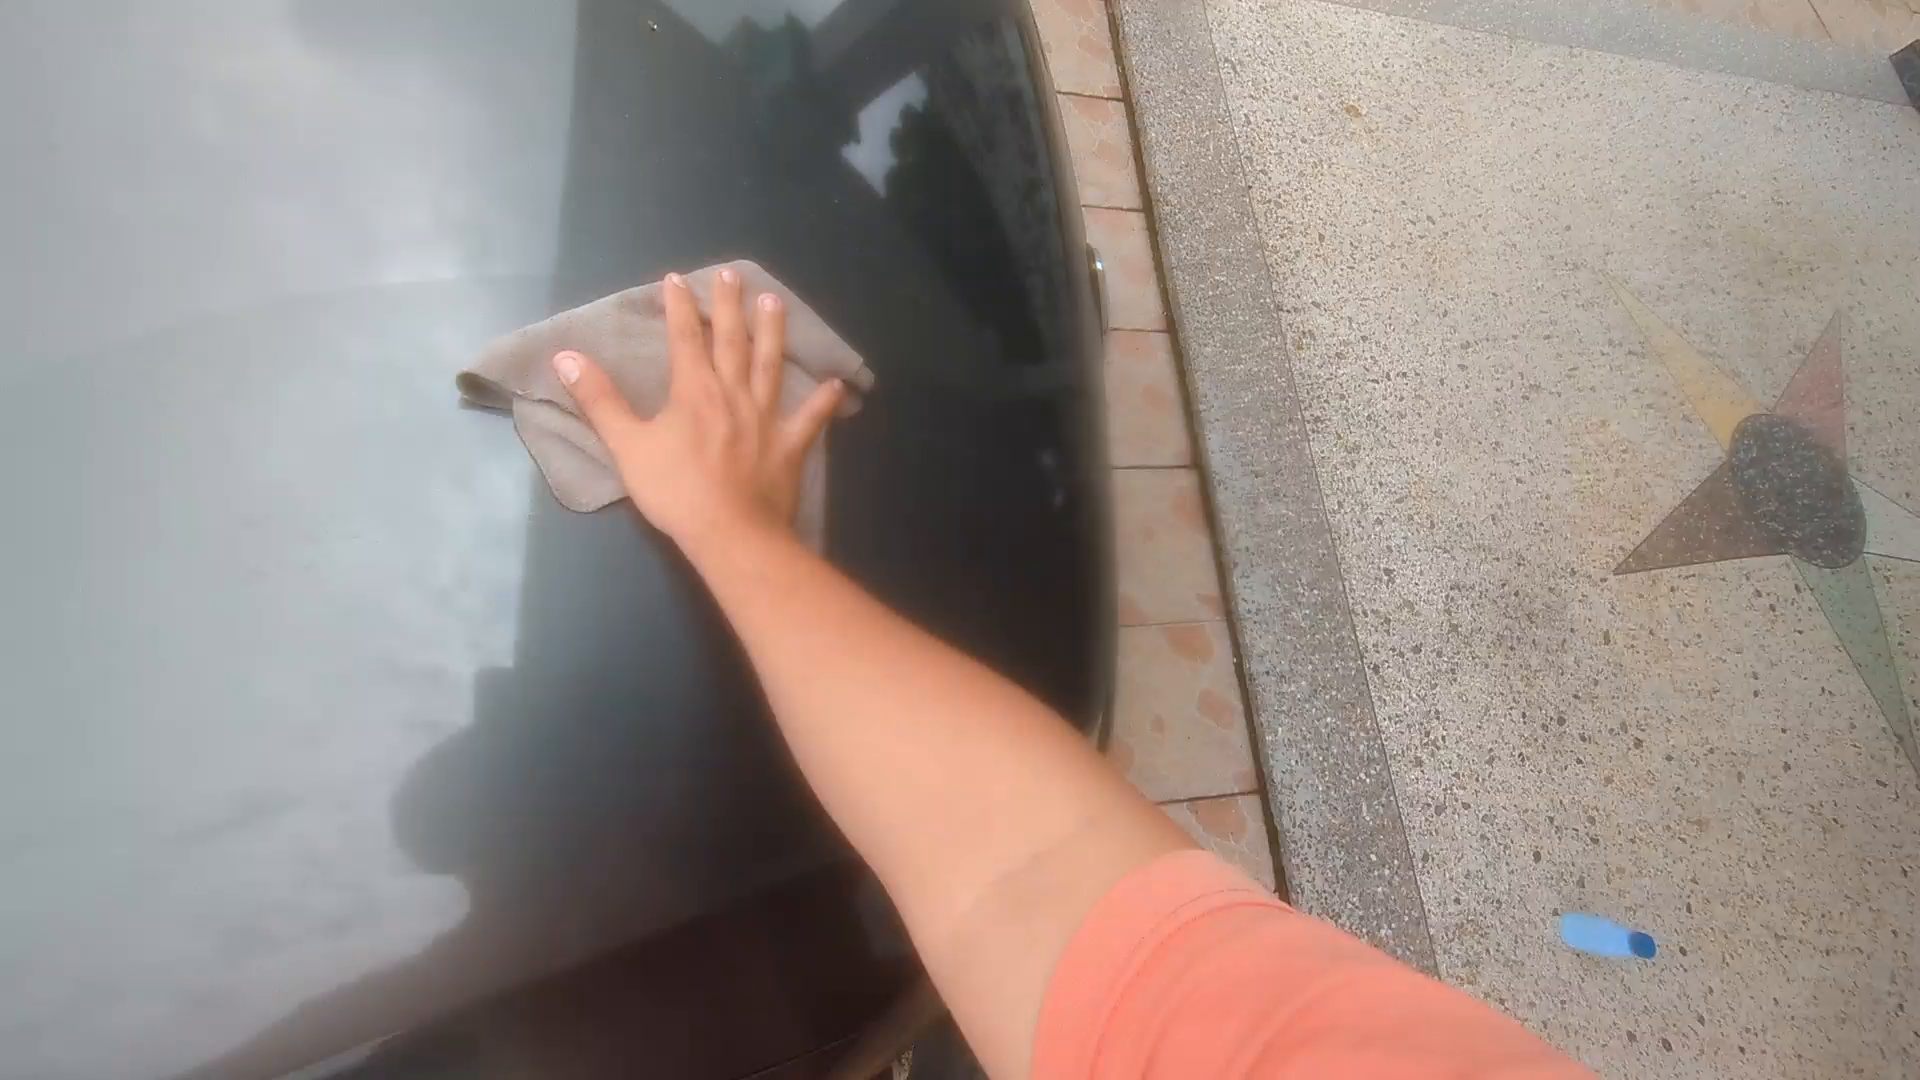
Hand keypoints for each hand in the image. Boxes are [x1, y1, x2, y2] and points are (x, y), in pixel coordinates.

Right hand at [551, 269, 844, 550]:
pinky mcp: (791, 446)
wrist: (730, 532)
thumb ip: (600, 400)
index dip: (680, 307)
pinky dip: (823, 402)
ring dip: (773, 334)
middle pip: (732, 342)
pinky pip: (811, 419)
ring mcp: (767, 419)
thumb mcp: (627, 446)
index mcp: (695, 391)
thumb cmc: (676, 491)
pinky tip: (837, 384)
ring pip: (771, 367)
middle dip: (729, 306)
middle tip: (733, 274)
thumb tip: (565, 357)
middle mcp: (734, 395)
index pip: (684, 339)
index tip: (678, 279)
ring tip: (776, 304)